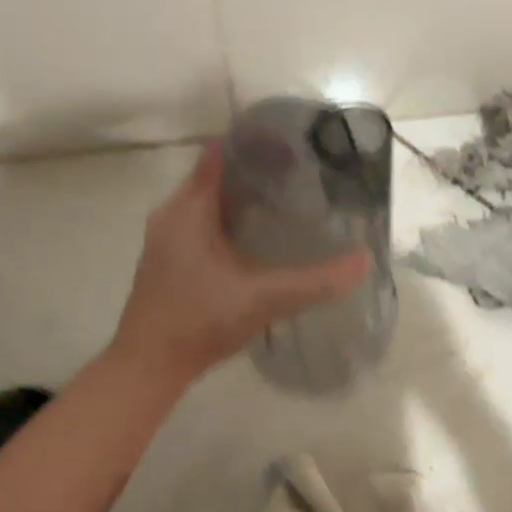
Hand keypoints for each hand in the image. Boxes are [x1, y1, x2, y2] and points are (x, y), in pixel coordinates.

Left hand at [106, 142, 371, 388]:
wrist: (148, 367)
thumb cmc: (200, 321)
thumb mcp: (263, 299)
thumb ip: (315, 281)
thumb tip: (363, 261)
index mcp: (189, 210)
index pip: (219, 156)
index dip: (253, 145)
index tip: (290, 144)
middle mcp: (172, 216)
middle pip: (214, 177)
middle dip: (254, 172)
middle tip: (299, 174)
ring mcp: (166, 240)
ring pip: (206, 203)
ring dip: (240, 198)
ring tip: (284, 202)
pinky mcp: (168, 262)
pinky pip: (200, 225)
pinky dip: (227, 221)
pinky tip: (255, 240)